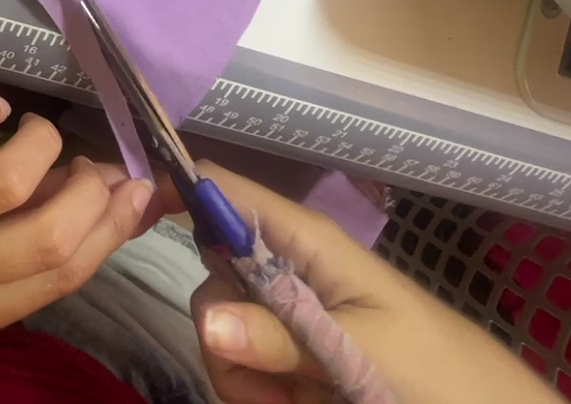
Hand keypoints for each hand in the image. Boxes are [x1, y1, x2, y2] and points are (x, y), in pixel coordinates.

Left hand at [0, 82, 157, 341]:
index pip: (63, 273)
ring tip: (36, 130)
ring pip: (5, 183)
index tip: (127, 184)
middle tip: (82, 157)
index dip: (108, 224)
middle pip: (44, 237)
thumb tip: (136, 195)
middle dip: (86, 189)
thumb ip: (50, 224)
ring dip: (42, 144)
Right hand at [187, 163, 557, 403]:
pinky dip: (256, 394)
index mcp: (301, 238)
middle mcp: (283, 265)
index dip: (172, 187)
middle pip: (208, 270)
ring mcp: (284, 313)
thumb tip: (204, 320)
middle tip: (270, 378)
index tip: (129, 214)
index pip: (220, 187)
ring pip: (220, 327)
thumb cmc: (440, 374)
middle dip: (222, 327)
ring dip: (244, 374)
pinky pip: (240, 365)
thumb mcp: (363, 352)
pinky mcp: (288, 355)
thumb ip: (281, 335)